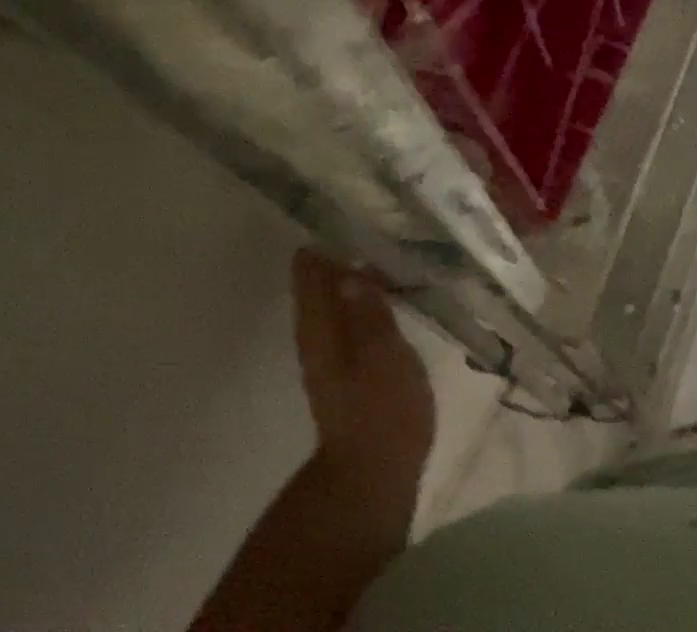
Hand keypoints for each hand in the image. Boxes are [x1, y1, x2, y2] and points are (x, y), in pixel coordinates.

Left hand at [291, 250, 435, 499]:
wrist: (372, 478)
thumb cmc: (382, 413)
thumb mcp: (384, 357)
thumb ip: (370, 314)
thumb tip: (351, 270)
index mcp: (322, 333)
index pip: (311, 277)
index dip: (323, 246)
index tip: (342, 218)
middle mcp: (318, 343)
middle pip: (318, 292)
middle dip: (335, 262)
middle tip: (362, 230)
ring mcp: (331, 363)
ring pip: (333, 310)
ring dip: (348, 284)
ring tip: (375, 260)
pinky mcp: (348, 379)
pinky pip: (349, 328)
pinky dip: (361, 308)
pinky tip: (381, 305)